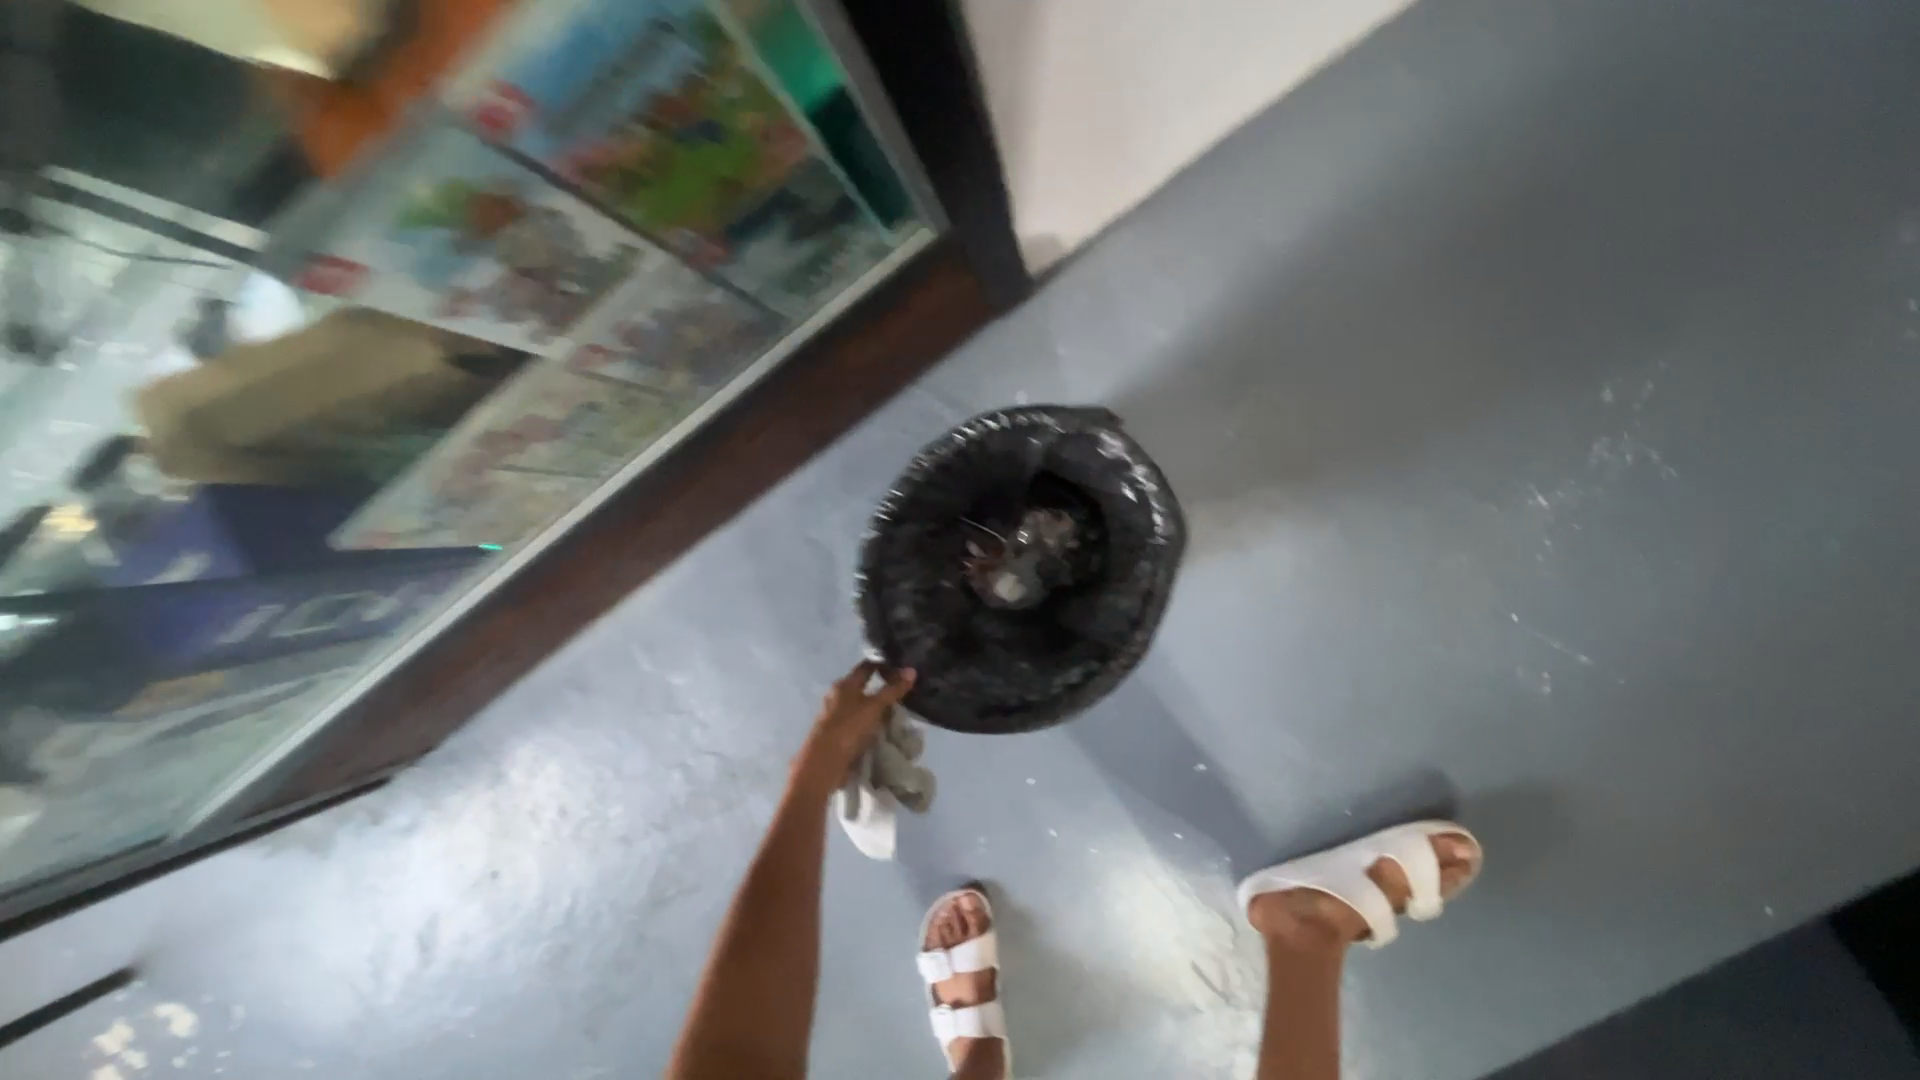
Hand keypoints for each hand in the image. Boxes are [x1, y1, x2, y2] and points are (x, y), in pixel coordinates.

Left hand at [791, 661, 915, 793]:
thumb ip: (893, 690)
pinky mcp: (838, 732)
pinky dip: (872, 722)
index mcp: (844, 685)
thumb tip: (912, 670)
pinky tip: (885, 728)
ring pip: (862, 705)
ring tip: (900, 711)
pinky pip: (859, 721)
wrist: (823, 764)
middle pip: (864, 686)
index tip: (903, 667)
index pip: (867, 666)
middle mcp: (838, 696)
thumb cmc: (848, 728)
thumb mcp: (874, 707)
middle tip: (906, 691)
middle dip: (883, 688)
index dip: (884, 664)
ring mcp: (836, 715)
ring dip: (878, 708)